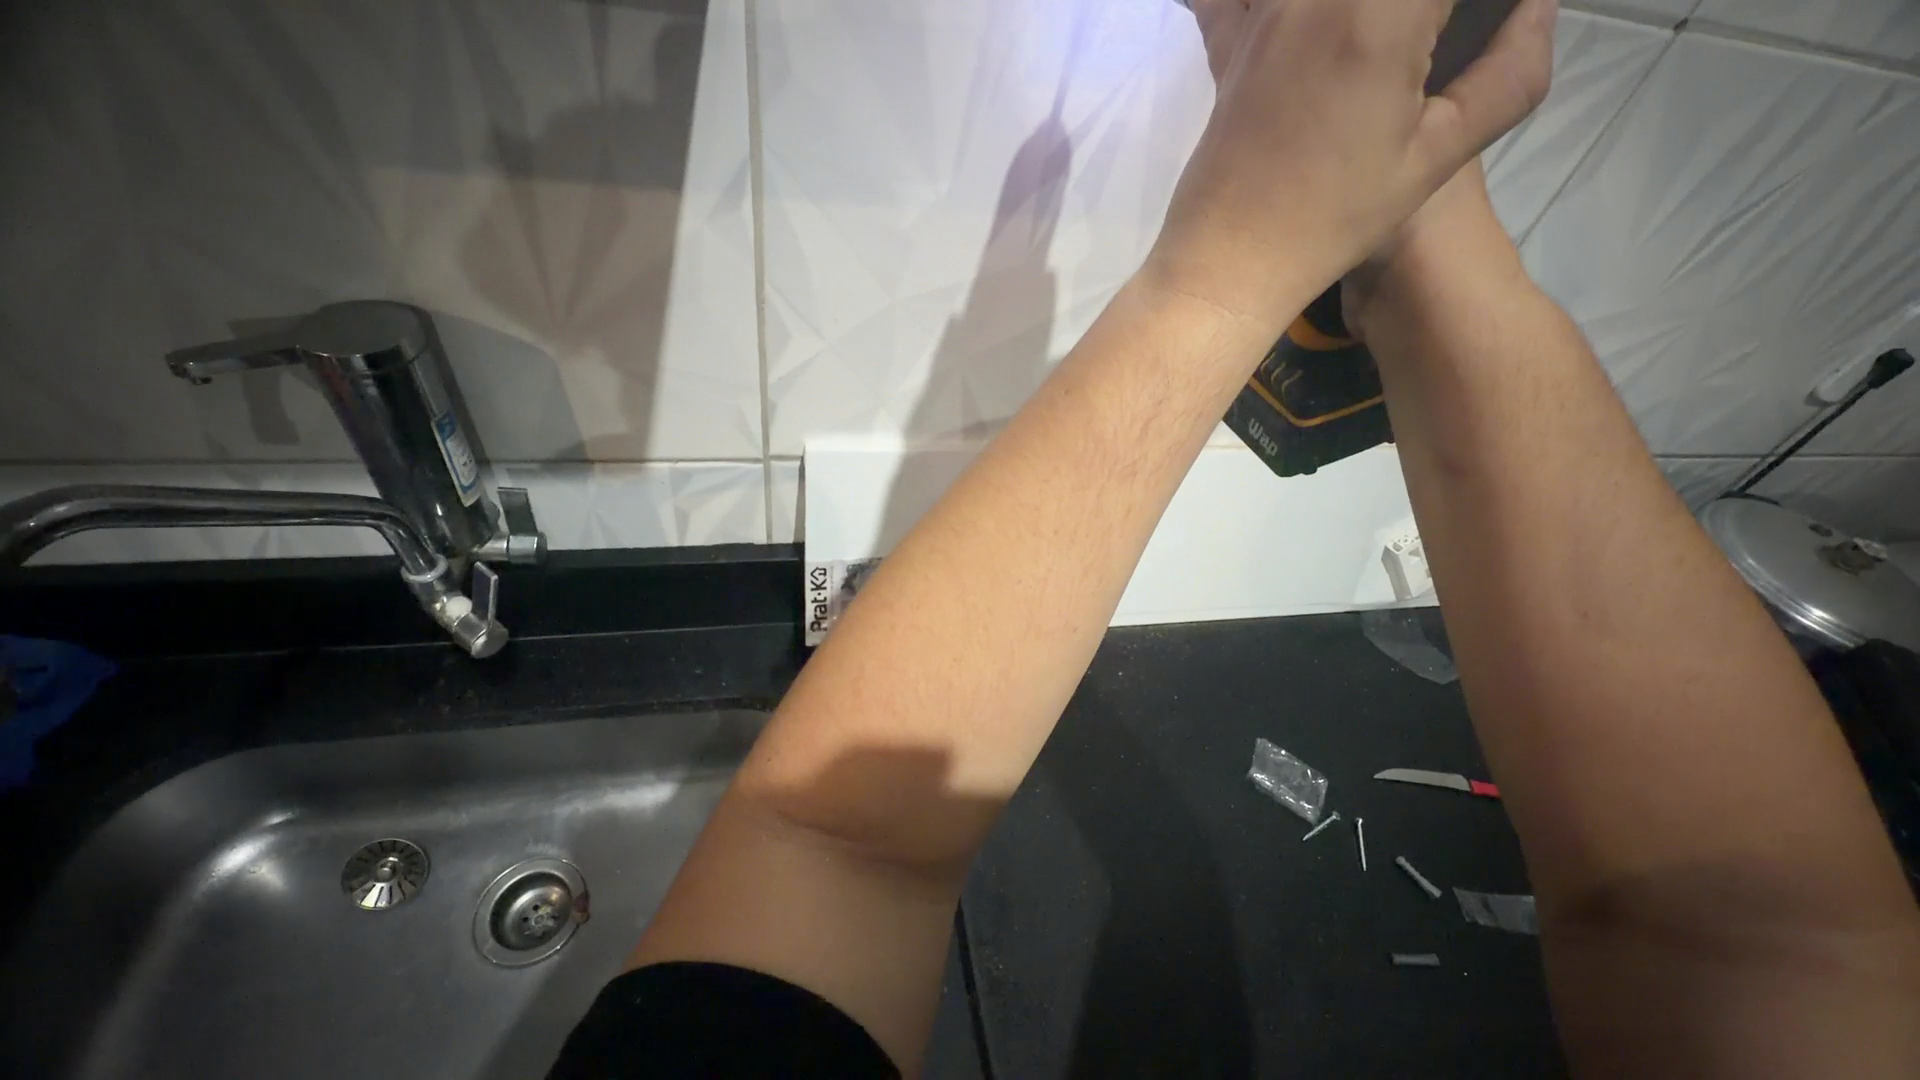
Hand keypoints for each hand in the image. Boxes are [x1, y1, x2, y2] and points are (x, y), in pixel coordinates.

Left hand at [1146, 0, 1555, 327]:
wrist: (1228, 259)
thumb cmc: (1332, 219)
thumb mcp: (1437, 158)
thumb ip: (1508, 74)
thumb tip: (1536, 8)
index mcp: (1381, 12)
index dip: (1473, 9)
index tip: (1473, 31)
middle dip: (1420, 11)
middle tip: (1434, 36)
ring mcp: (1264, 11)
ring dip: (1365, 11)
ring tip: (1386, 37)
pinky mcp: (1228, 39)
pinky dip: (1252, 4)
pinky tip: (1300, 24)